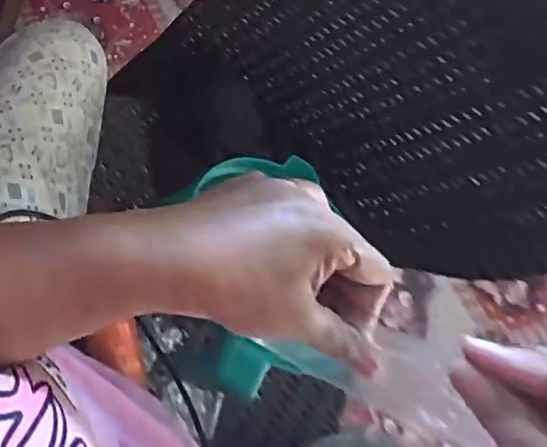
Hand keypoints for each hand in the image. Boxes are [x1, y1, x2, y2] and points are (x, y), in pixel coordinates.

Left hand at [152, 175, 397, 373]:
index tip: (345, 337)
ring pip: (309, 230)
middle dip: (339, 288)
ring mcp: (267, 186)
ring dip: (309, 266)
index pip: (377, 272)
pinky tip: (257, 269)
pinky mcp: (238, 188)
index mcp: (328, 225)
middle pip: (344, 247)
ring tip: (288, 298)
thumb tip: (371, 361)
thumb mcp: (299, 321)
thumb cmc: (239, 286)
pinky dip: (279, 243)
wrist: (169, 253)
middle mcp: (302, 195)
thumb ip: (344, 341)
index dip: (367, 312)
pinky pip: (276, 216)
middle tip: (318, 321)